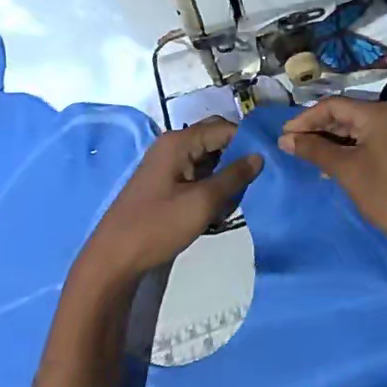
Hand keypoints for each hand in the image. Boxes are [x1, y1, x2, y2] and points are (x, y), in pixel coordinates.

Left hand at [83, 117, 261, 282]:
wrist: (114, 258)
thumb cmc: (158, 225)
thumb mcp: (203, 202)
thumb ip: (234, 176)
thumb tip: (259, 156)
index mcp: (179, 141)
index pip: (225, 128)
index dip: (249, 141)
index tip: (271, 160)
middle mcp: (172, 145)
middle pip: (216, 139)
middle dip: (238, 156)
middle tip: (258, 179)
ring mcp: (168, 164)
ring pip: (209, 158)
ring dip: (226, 174)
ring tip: (241, 196)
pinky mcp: (166, 182)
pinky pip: (198, 173)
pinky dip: (212, 184)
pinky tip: (222, 205)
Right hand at [279, 97, 386, 254]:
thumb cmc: (384, 193)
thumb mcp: (345, 169)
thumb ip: (314, 150)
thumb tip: (285, 139)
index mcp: (378, 113)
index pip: (333, 105)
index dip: (305, 118)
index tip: (284, 135)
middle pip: (344, 114)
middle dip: (316, 129)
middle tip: (290, 145)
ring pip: (353, 129)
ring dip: (328, 141)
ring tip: (304, 155)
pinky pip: (364, 141)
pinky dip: (344, 149)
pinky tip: (327, 165)